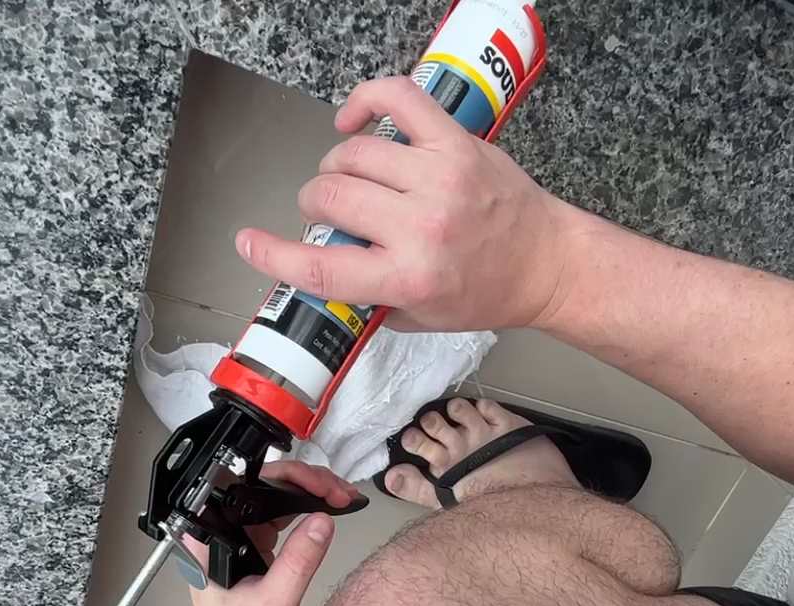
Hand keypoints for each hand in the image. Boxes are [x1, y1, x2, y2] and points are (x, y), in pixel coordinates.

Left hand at [186, 460, 359, 605]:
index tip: (319, 487)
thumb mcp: (275, 604)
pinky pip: (282, 508)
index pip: (247, 486)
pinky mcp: (252, 534)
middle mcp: (219, 525)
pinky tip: (328, 506)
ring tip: (341, 497)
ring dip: (311, 490)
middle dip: (308, 482)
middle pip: (265, 483)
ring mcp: (237, 528)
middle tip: (340, 493)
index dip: (287, 479)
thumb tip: (322, 523)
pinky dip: (308, 504)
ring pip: (277, 492)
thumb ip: (299, 563)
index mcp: (209, 535)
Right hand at [234, 75, 573, 332]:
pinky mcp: (455, 143)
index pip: (322, 266)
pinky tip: (353, 123)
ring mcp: (438, 177)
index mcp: (410, 277)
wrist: (543, 264)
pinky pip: (397, 98)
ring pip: (352, 155)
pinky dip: (365, 102)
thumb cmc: (488, 293)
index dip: (275, 255)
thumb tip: (326, 271)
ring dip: (336, 170)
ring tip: (350, 185)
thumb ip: (369, 299)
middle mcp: (421, 226)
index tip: (250, 244)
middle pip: (329, 197)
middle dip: (313, 207)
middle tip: (328, 218)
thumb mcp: (421, 318)